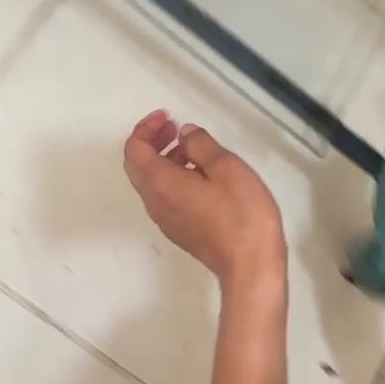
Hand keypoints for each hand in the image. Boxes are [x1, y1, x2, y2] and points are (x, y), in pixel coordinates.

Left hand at [123, 110, 285, 287]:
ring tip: (193, 148)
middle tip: (175, 127)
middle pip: (137, 165)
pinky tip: (200, 174)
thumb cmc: (241, 214)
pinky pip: (164, 196)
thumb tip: (184, 134)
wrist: (250, 267)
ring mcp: (165, 219)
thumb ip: (201, 145)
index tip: (168, 116)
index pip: (134, 149)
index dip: (145, 128)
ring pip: (151, 182)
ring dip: (163, 159)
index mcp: (160, 184)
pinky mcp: (179, 230)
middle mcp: (154, 202)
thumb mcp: (226, 167)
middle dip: (151, 141)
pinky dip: (172, 176)